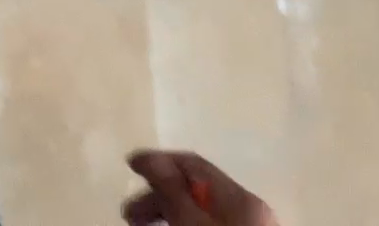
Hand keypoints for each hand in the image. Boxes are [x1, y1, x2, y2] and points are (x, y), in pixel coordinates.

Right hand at [122, 150, 277, 225]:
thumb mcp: (189, 221)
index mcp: (239, 197)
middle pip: (193, 190)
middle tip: (130, 214)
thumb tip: (149, 157)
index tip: (129, 168)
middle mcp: (249, 210)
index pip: (191, 163)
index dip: (156, 161)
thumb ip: (169, 187)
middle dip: (156, 197)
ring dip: (165, 215)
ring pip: (199, 213)